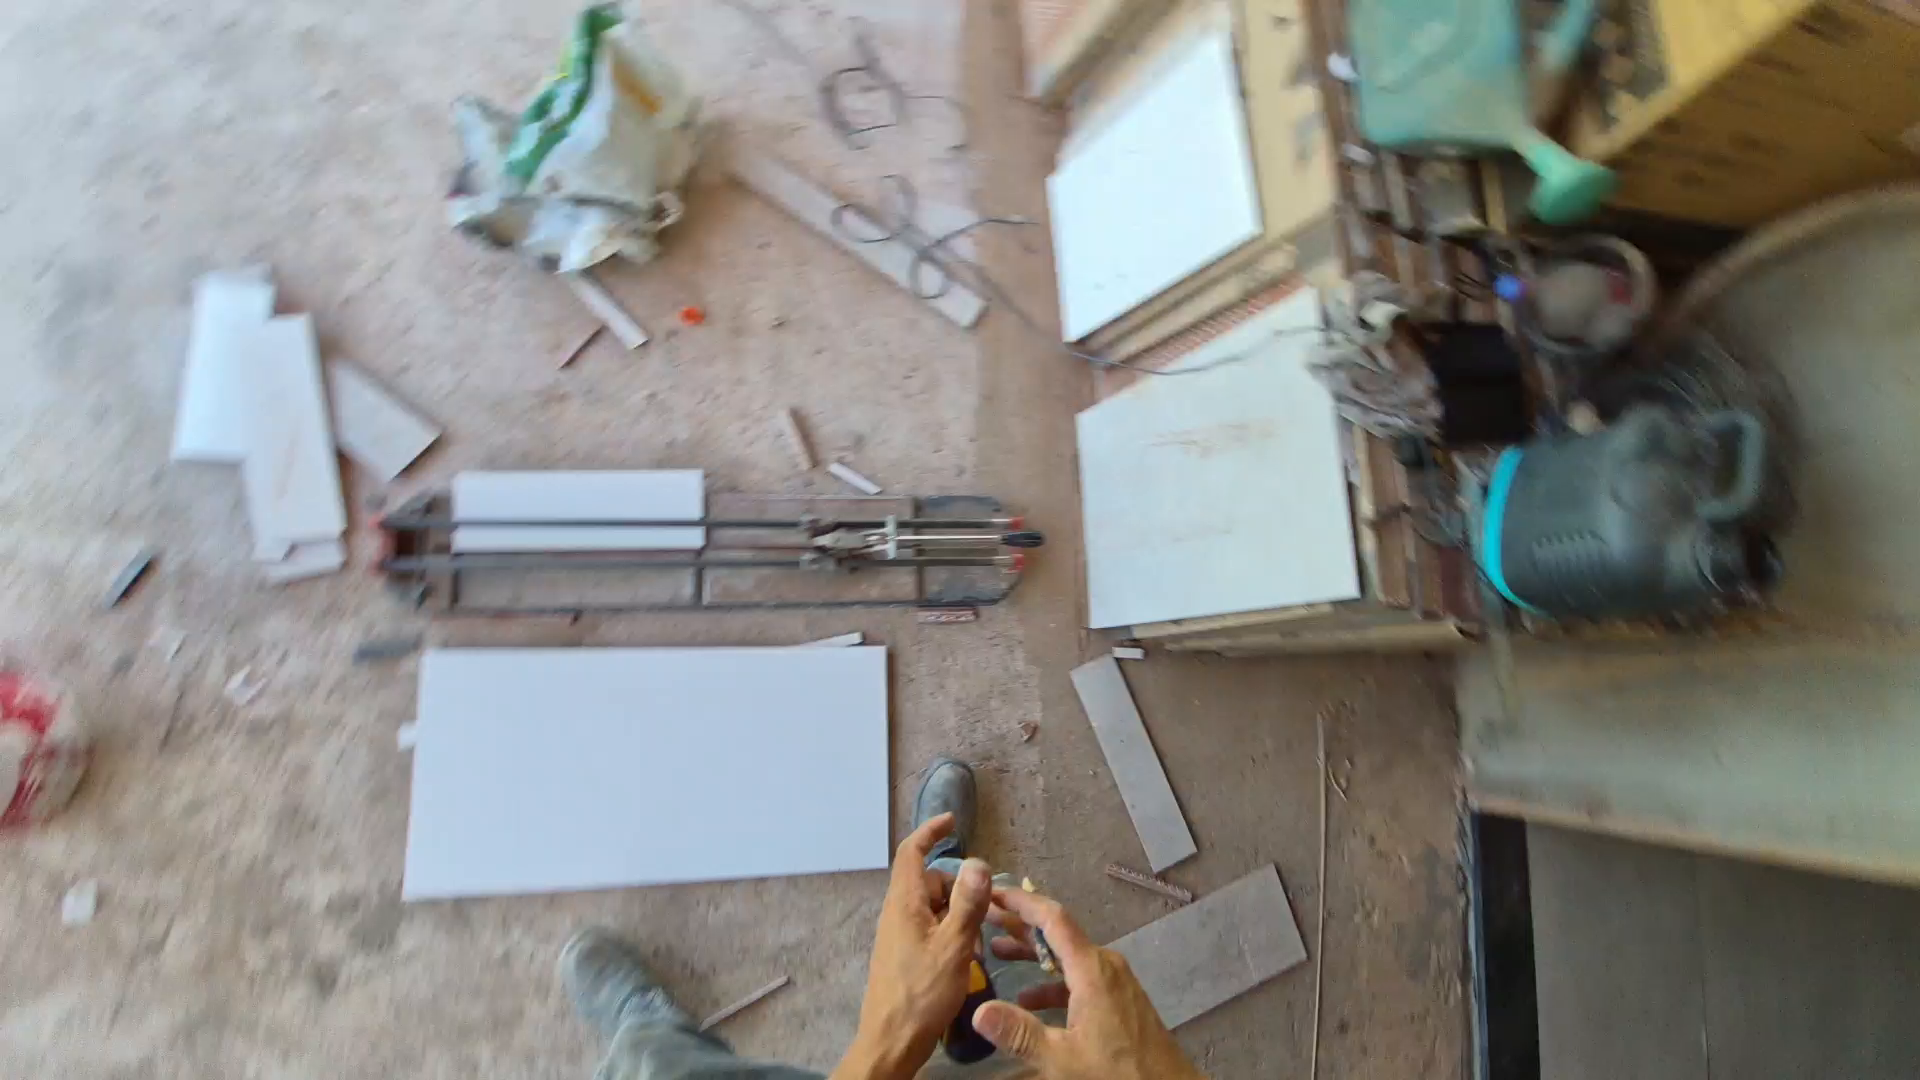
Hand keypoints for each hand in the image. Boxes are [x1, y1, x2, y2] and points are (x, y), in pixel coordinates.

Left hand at [830, 813, 991, 1079]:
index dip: (930, 831)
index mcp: (904, 902)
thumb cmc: (921, 994)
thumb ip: (968, 904)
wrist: (889, 1044)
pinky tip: (965, 959)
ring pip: (932, 907)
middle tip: (985, 911)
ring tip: (977, 943)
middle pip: (929, 881)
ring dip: (957, 915)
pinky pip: (929, 928)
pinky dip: (949, 933)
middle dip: (958, 888)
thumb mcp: (953, 947)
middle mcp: (897, 912)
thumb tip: (979, 861)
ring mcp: (897, 934)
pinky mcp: (902, 954)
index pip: (911, 851)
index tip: (952, 822)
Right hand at [971, 885, 1205, 1079]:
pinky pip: (1079, 978)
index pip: (1053, 918)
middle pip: (1057, 932)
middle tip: (985, 917)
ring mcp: (1114, 980)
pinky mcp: (1119, 999)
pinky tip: (1029, 999)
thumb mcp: (1063, 1059)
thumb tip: (978, 1011)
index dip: (1022, 901)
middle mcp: (1103, 964)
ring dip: (1033, 954)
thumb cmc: (1118, 1073)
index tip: (994, 891)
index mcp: (1091, 968)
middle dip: (1020, 924)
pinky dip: (1052, 982)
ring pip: (1066, 956)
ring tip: (998, 952)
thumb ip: (1020, 1033)